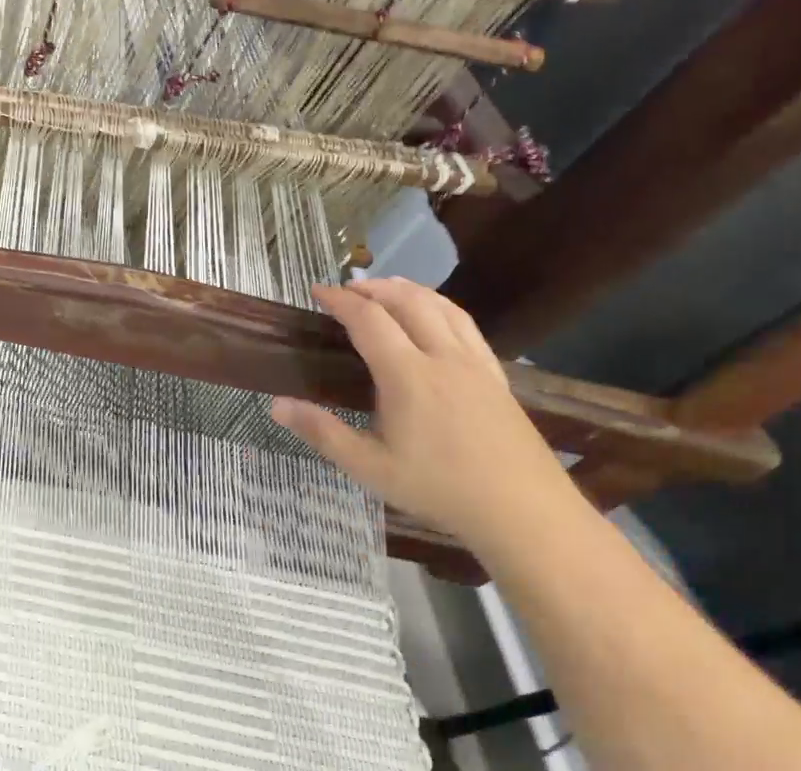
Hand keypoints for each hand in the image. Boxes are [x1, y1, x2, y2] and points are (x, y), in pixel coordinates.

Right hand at [270, 278, 580, 551]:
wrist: (525, 512)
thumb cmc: (440, 488)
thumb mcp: (369, 467)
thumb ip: (322, 432)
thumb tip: (276, 404)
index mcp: (408, 375)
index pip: (369, 320)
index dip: (340, 300)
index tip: (317, 292)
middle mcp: (443, 358)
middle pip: (408, 301)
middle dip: (374, 288)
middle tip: (346, 290)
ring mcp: (476, 365)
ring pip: (442, 307)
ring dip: (409, 290)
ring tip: (386, 289)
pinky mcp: (497, 377)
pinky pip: (466, 326)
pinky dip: (441, 308)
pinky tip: (434, 318)